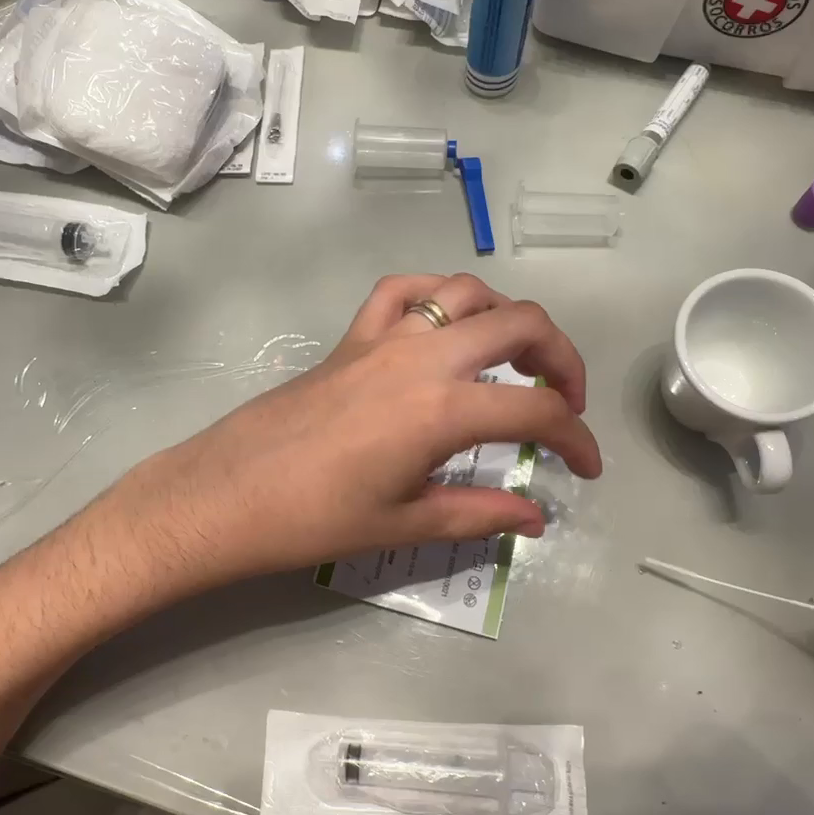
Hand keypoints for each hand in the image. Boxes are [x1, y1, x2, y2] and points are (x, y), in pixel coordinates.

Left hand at [92, 273, 602, 588]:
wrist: (227, 495)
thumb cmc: (315, 519)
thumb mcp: (406, 524)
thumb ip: (480, 514)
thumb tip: (536, 517)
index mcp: (443, 410)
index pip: (538, 411)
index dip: (576, 440)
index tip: (586, 469)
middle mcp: (422, 357)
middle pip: (520, 324)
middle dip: (562, 358)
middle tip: (564, 403)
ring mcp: (384, 338)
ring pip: (466, 292)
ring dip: (506, 319)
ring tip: (513, 362)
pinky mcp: (351, 337)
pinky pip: (403, 291)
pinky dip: (437, 295)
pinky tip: (444, 326)